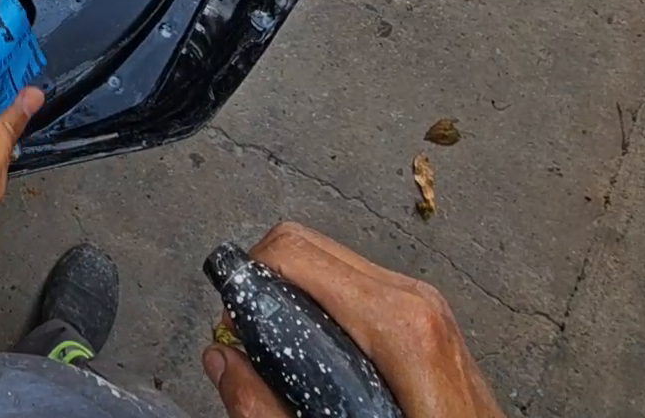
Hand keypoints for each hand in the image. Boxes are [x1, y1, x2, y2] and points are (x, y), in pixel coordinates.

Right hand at [203, 223, 504, 417]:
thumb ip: (268, 411)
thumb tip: (221, 360)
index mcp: (401, 326)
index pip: (296, 251)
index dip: (250, 276)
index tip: (238, 319)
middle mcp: (414, 300)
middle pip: (306, 242)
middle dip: (264, 277)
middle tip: (250, 329)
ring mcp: (422, 302)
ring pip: (327, 255)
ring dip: (291, 287)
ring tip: (282, 339)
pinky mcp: (424, 313)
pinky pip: (351, 278)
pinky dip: (318, 296)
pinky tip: (317, 342)